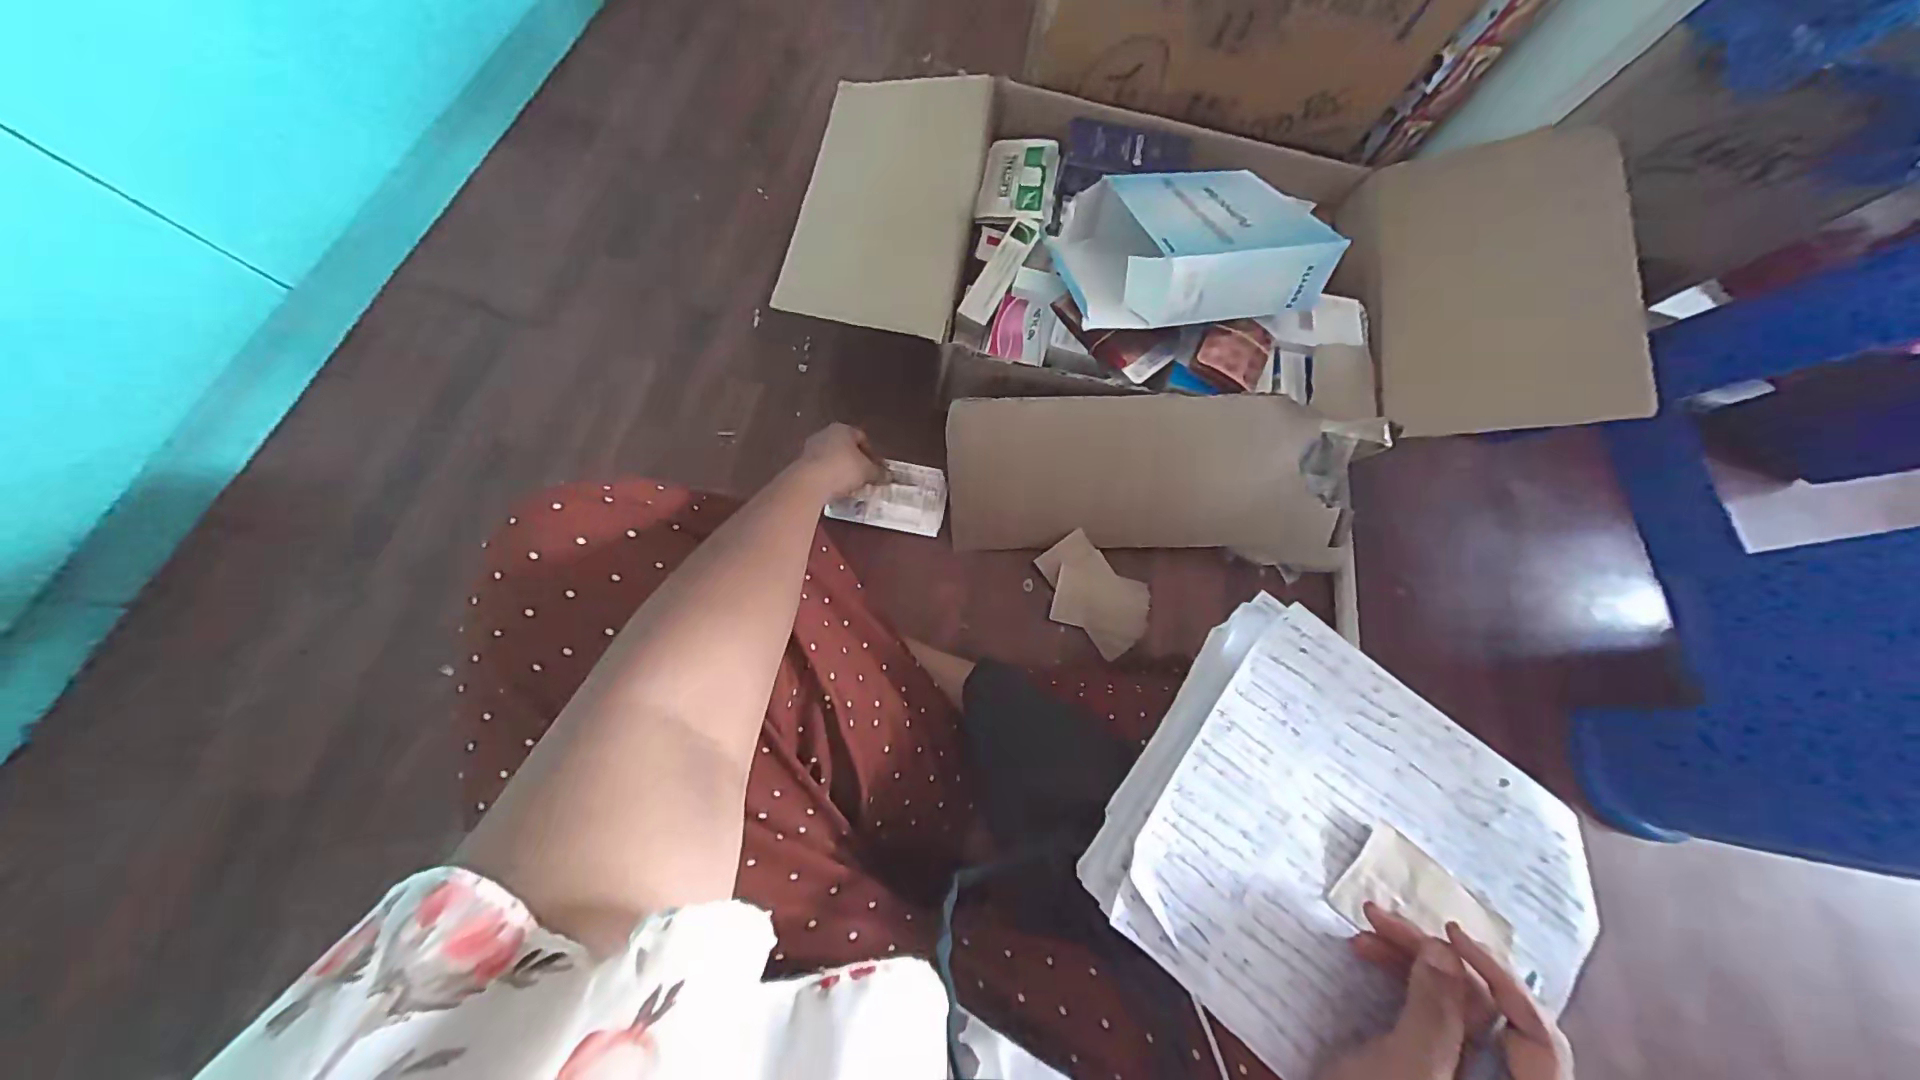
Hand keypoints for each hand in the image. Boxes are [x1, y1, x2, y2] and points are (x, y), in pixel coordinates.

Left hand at [794, 423, 884, 499]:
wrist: (810, 482)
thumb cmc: (843, 468)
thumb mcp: (867, 471)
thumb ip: (879, 473)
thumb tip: (888, 476)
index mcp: (842, 429)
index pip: (862, 438)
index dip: (873, 454)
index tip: (878, 469)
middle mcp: (825, 434)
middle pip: (846, 448)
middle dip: (857, 462)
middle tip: (866, 477)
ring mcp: (811, 448)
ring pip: (833, 459)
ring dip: (843, 471)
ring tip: (852, 486)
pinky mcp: (802, 464)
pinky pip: (822, 469)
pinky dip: (830, 477)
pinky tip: (836, 490)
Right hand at [1320, 903, 1572, 1079]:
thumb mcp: (1404, 1069)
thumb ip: (1435, 1012)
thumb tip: (1446, 950)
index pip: (1538, 1036)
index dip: (1499, 978)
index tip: (1445, 933)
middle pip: (1491, 1013)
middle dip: (1435, 959)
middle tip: (1380, 923)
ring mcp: (1469, 1078)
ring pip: (1457, 1008)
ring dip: (1410, 962)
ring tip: (1363, 936)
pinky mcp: (1437, 1067)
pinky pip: (1433, 1015)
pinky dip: (1402, 981)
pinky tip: (1369, 958)